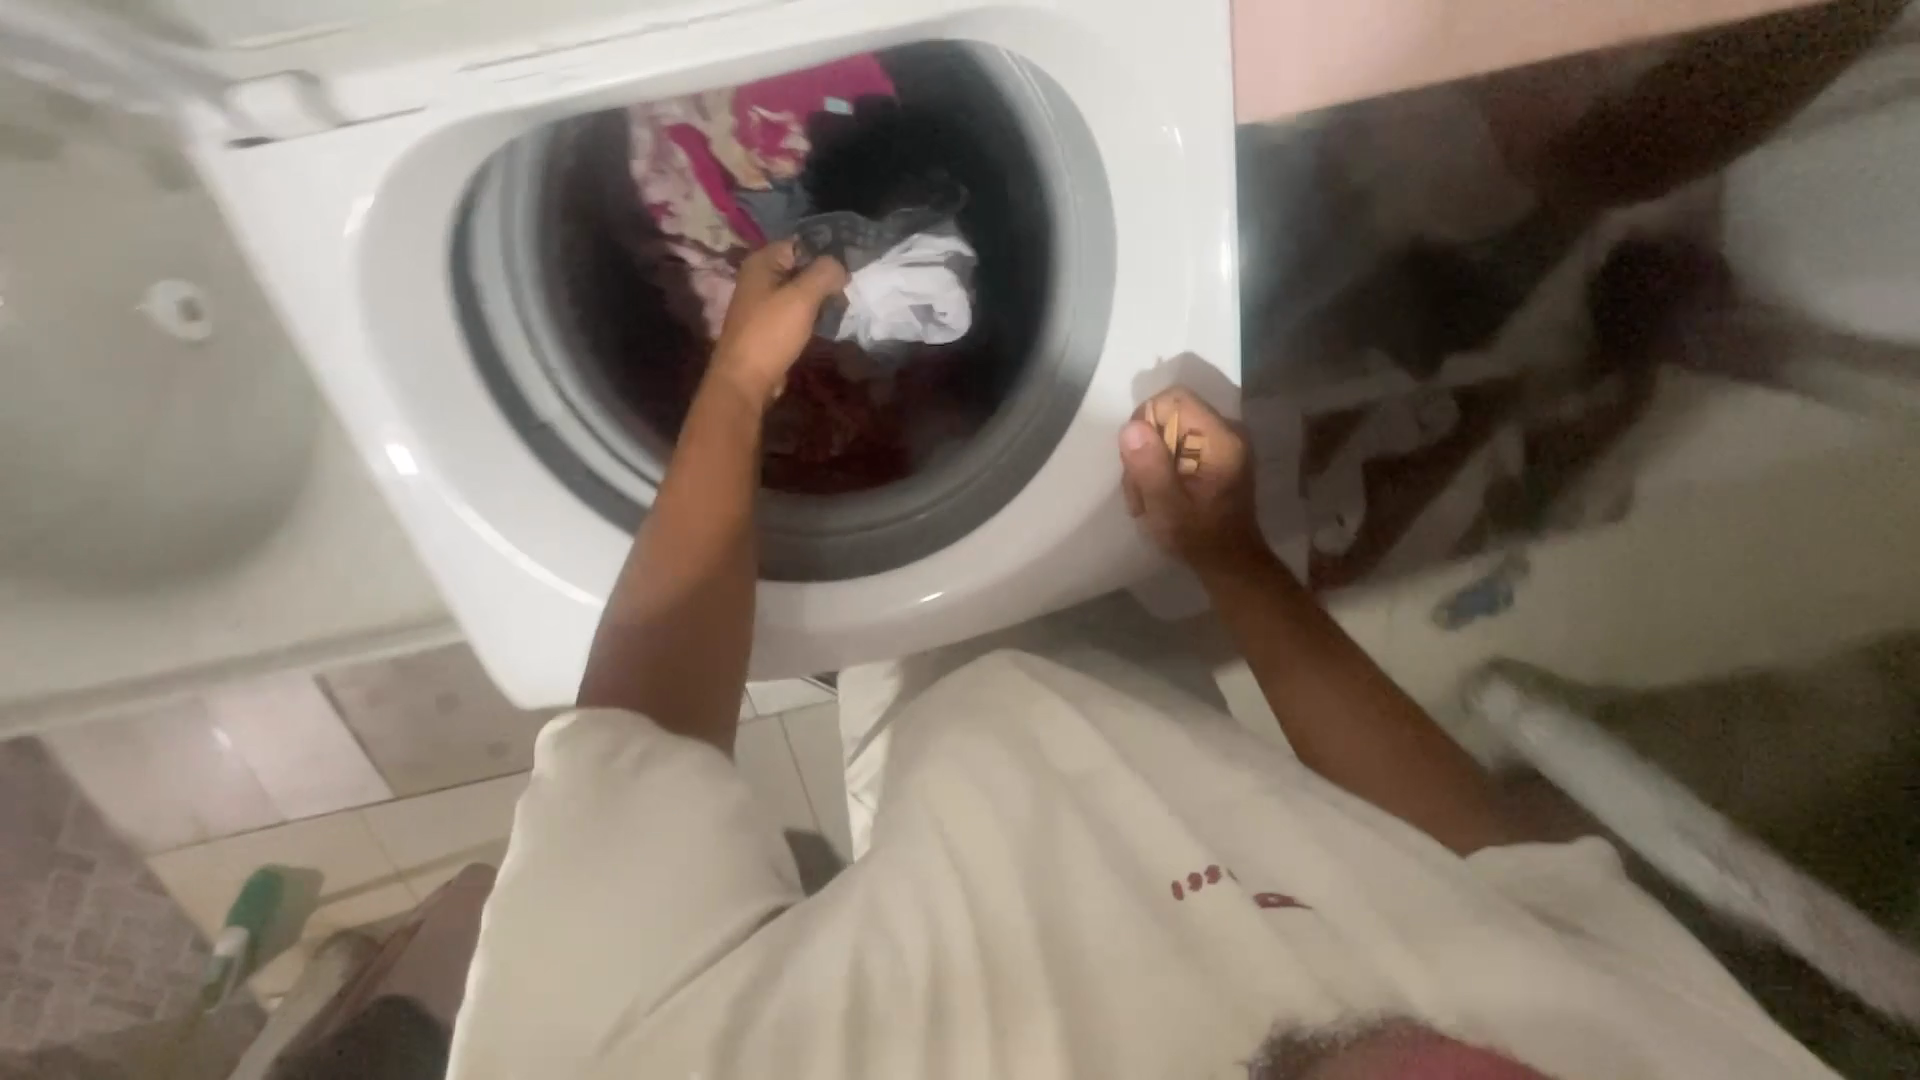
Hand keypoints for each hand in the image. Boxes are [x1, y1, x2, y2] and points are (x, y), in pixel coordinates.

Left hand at [708, 240, 848, 407]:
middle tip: (848, 291)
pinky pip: (796, 312)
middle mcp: (759, 277)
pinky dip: (811, 316)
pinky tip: (826, 324)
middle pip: (801, 268)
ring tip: (842, 307)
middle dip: (825, 279)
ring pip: (800, 292)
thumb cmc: (771, 333)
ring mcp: (763, 303)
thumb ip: (824, 274)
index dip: (825, 254)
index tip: (848, 270)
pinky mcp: (769, 326)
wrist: (746, 379)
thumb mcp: (802, 297)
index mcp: (761, 262)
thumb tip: (840, 267)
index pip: (800, 244)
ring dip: (820, 300)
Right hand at [1119, 387, 1265, 575]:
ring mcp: (1222, 441)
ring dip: (1148, 463)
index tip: (1137, 462)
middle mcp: (1226, 431)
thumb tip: (1131, 427)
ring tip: (1147, 500)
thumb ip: (1150, 466)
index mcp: (1220, 439)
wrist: (1229, 562)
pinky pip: (1176, 444)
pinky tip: (1159, 495)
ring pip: (1167, 430)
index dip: (1144, 424)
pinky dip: (1161, 467)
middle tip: (1140, 491)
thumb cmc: (1199, 537)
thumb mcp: (1167, 507)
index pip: (1172, 400)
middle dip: (1144, 450)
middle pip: (1167, 414)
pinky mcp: (1215, 454)